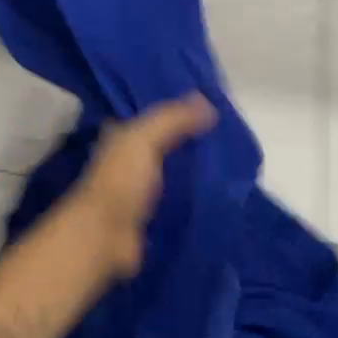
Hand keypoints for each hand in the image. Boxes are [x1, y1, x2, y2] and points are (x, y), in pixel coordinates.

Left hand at [68, 94, 214, 277]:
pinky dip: (193, 195)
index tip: (212, 105)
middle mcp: (128, 158)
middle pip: (164, 143)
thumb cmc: (121, 181)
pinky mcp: (150, 215)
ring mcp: (138, 189)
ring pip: (171, 171)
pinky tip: (218, 192)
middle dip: (190, 139)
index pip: (152, 115)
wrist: (105, 235)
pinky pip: (177, 199)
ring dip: (194, 169)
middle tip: (230, 134)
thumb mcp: (144, 139)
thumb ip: (173, 120)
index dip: (177, 109)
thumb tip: (207, 102)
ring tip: (232, 162)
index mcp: (121, 135)